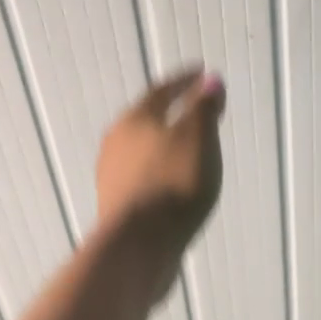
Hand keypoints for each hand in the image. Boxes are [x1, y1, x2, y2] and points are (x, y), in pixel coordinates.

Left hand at [95, 66, 225, 254]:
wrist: (138, 245)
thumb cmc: (172, 183)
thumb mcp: (197, 137)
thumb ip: (203, 108)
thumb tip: (209, 81)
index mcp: (134, 120)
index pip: (161, 91)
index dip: (184, 82)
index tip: (202, 73)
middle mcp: (115, 145)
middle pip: (146, 122)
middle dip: (172, 116)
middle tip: (196, 112)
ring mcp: (111, 180)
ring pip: (142, 154)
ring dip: (164, 150)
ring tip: (187, 152)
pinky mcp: (116, 210)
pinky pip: (142, 183)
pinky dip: (159, 177)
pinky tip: (172, 187)